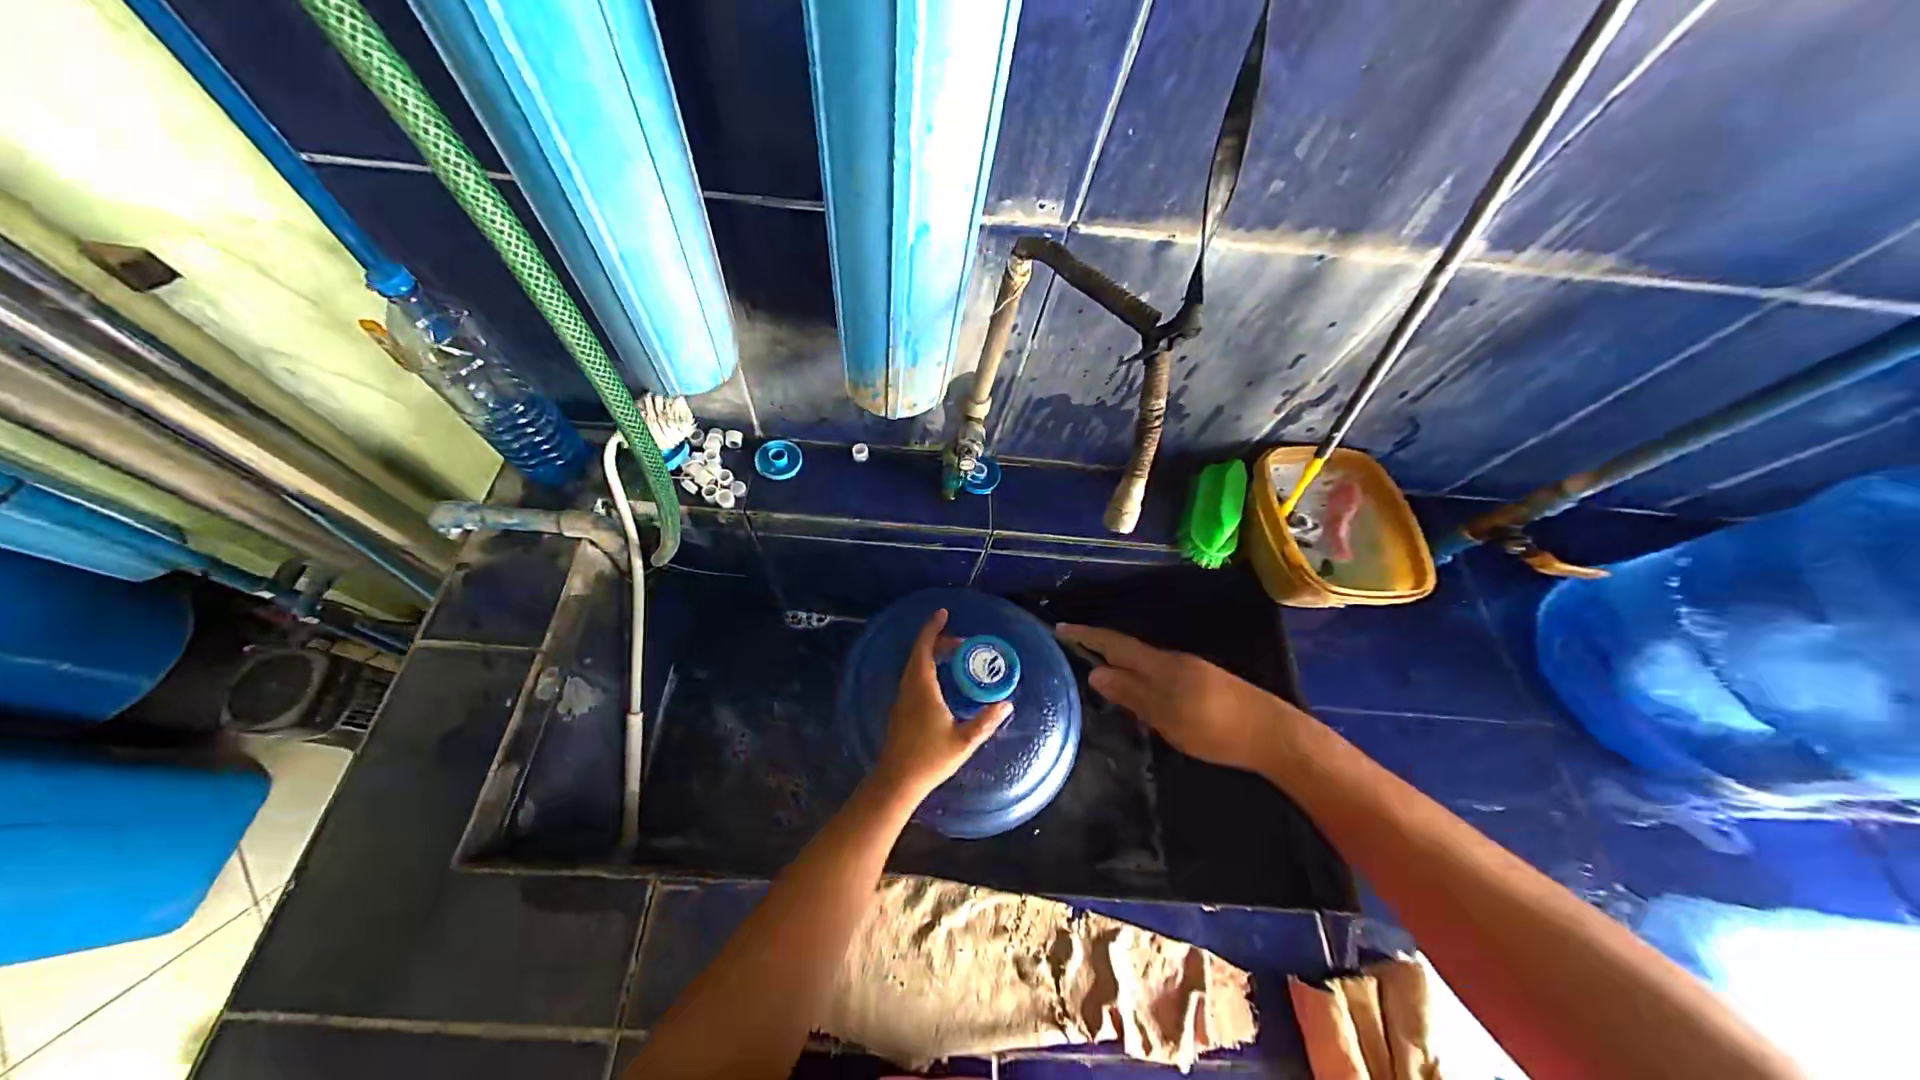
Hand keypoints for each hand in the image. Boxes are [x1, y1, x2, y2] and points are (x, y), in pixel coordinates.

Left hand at [872, 609, 1011, 798]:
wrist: (896, 781)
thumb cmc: (930, 759)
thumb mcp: (964, 740)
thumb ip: (985, 721)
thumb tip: (1005, 704)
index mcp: (921, 687)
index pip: (924, 648)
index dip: (932, 628)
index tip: (943, 613)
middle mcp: (908, 687)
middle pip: (920, 654)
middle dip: (939, 641)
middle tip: (963, 643)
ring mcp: (902, 699)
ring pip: (915, 666)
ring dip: (932, 655)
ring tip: (955, 658)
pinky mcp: (901, 710)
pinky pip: (914, 678)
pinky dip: (927, 668)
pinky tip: (942, 682)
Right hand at [1055, 622, 1305, 774]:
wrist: (1274, 735)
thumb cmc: (1216, 729)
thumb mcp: (1167, 717)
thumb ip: (1132, 694)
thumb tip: (1096, 673)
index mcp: (1161, 666)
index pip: (1115, 644)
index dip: (1087, 636)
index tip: (1060, 628)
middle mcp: (1174, 660)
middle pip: (1128, 649)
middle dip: (1099, 646)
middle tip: (1073, 649)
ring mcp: (1191, 670)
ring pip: (1145, 662)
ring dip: (1120, 662)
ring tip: (1099, 672)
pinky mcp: (1203, 682)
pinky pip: (1159, 672)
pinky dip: (1139, 675)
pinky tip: (1138, 691)